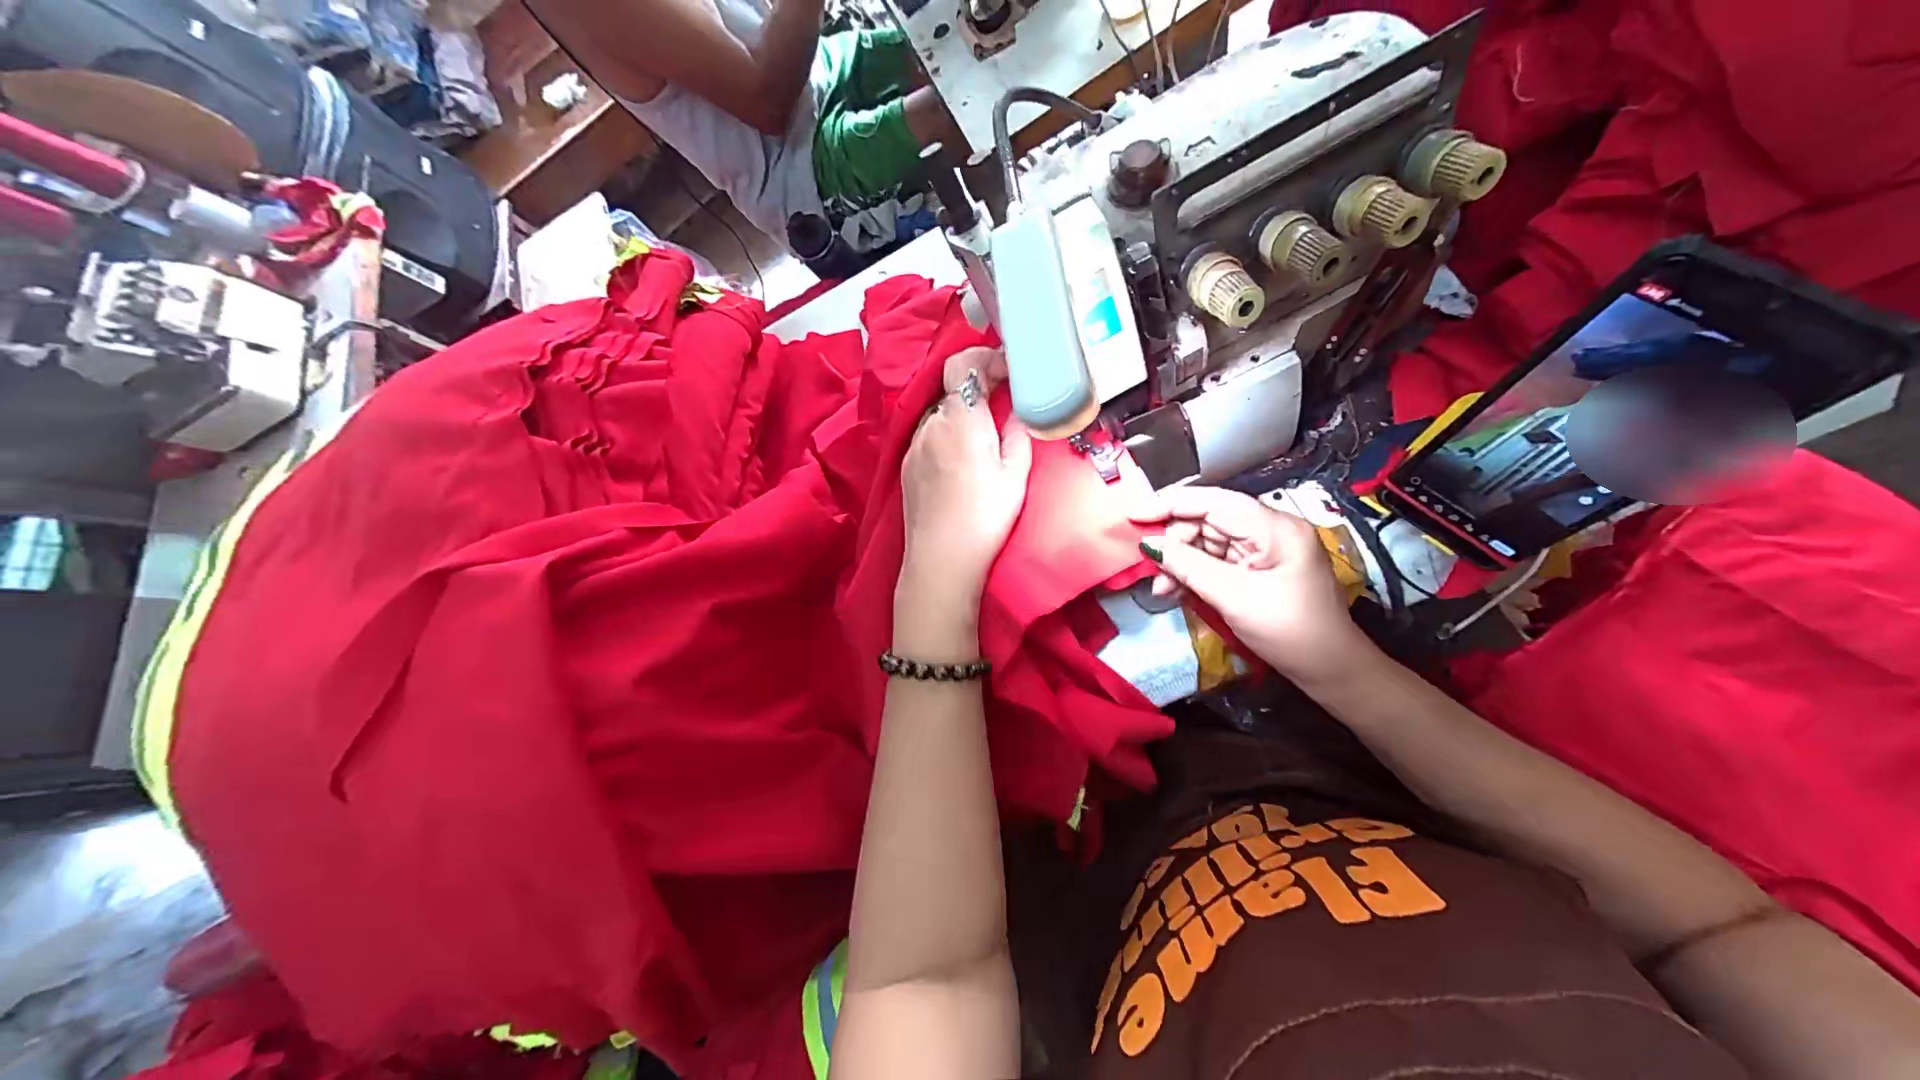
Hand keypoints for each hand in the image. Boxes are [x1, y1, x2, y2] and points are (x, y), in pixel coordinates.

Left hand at [898, 347, 1032, 629]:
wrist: (941, 561)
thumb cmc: (983, 520)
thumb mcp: (1015, 475)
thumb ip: (1019, 433)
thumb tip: (1019, 412)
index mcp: (961, 420)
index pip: (963, 363)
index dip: (985, 358)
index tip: (1006, 371)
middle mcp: (932, 425)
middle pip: (955, 392)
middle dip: (979, 395)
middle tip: (1004, 413)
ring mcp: (915, 446)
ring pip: (942, 417)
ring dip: (963, 420)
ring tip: (984, 447)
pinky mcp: (907, 466)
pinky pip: (930, 438)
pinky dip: (947, 439)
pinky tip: (962, 467)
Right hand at [1130, 486, 1377, 685]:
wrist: (1331, 670)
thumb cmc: (1290, 632)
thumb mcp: (1234, 597)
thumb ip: (1189, 566)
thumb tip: (1150, 544)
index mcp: (1275, 527)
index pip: (1213, 501)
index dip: (1169, 504)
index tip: (1133, 514)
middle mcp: (1270, 530)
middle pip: (1207, 521)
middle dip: (1174, 542)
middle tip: (1150, 567)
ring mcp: (1264, 549)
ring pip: (1207, 542)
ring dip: (1180, 562)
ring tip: (1162, 588)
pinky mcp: (1258, 568)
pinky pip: (1216, 561)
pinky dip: (1194, 573)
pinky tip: (1176, 589)